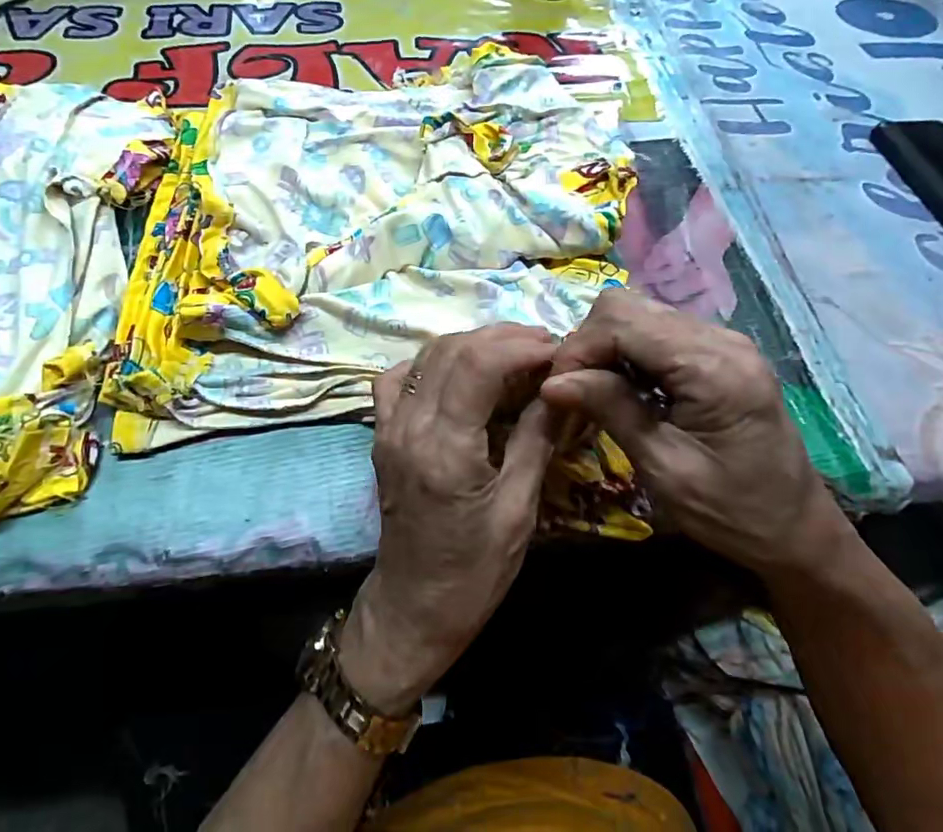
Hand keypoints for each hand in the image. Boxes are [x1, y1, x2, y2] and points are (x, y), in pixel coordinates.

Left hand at [339, 324, 561, 715]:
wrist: (414, 604)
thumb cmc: (474, 570)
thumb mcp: (518, 510)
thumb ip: (535, 440)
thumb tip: (562, 387)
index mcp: (444, 446)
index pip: (477, 363)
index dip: (521, 346)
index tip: (559, 349)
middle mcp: (407, 426)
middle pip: (449, 350)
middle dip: (501, 338)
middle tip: (544, 346)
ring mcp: (387, 427)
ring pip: (422, 357)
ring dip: (469, 345)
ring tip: (513, 353)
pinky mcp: (381, 434)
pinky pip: (397, 380)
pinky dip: (429, 364)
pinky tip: (458, 373)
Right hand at [539, 288, 852, 577]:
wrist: (797, 533)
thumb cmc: (732, 512)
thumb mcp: (664, 468)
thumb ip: (611, 411)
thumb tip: (551, 383)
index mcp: (714, 368)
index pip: (620, 322)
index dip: (577, 349)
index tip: (556, 392)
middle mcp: (721, 340)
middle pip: (626, 306)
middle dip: (587, 343)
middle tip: (572, 390)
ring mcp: (722, 342)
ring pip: (636, 313)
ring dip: (603, 346)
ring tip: (593, 390)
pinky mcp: (718, 352)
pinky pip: (654, 330)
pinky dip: (625, 351)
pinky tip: (623, 387)